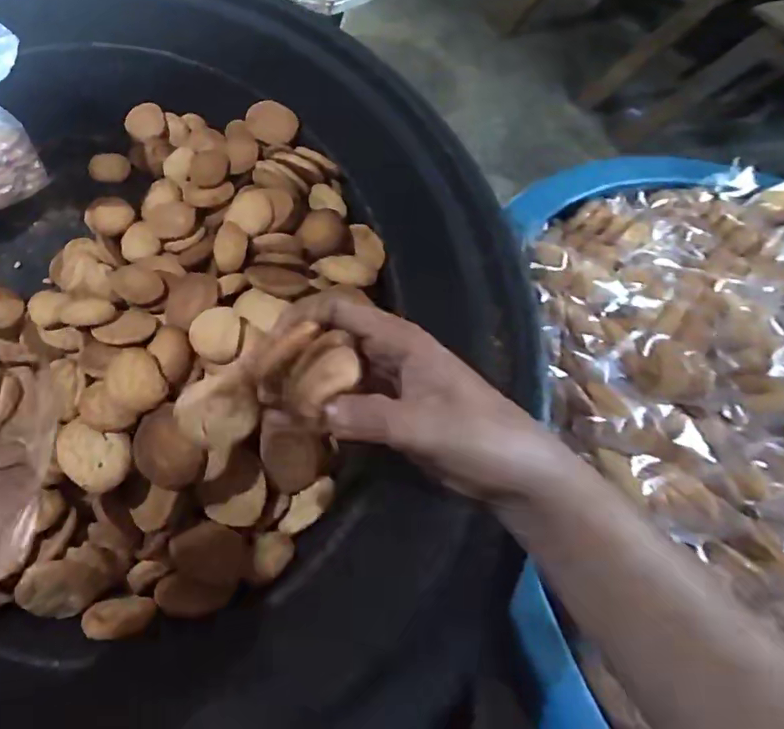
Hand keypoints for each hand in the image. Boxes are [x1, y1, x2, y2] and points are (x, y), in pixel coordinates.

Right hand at [270, 296, 573, 505]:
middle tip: (263, 377)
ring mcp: (388, 380)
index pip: (337, 309)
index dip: (301, 317)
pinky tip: (303, 421)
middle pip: (330, 336)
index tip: (271, 344)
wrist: (520, 474)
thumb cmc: (480, 435)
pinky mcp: (390, 409)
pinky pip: (346, 396)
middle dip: (295, 350)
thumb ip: (369, 416)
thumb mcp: (424, 426)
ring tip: (273, 400)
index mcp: (398, 338)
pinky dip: (323, 404)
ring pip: (336, 366)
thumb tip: (314, 412)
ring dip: (306, 379)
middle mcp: (388, 351)